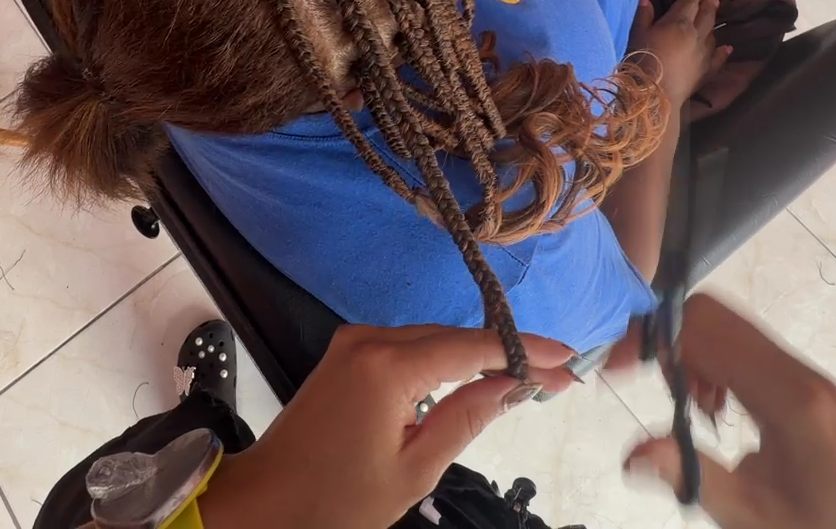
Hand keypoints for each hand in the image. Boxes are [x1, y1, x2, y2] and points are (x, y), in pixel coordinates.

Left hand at [198, 325, 577, 528]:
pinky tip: (470, 376)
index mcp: (387, 365)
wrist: (266, 497)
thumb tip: (512, 385)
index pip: (469, 347)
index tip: (569, 359)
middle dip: (505, 353)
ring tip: (526, 377)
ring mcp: (353, 340)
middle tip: (559, 376)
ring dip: (475, 355)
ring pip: (429, 338)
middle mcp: (369, 337)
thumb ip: (465, 418)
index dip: (523, 350)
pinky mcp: (346, 350)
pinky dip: (441, 359)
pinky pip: (405, 346)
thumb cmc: (338, 498)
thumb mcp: (414, 468)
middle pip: (451, 336)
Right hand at [621, 295, 835, 528]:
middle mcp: (800, 374)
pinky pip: (742, 347)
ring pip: (725, 326)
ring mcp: (805, 376)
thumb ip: (689, 474)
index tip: (616, 364)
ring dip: (689, 350)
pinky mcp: (803, 386)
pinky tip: (711, 404)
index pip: (705, 331)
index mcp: (790, 398)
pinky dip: (710, 360)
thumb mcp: (751, 516)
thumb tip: (630, 452)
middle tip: (655, 381)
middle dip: (669, 338)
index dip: (652, 340)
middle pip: (713, 314)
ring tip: (686, 401)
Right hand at [631, 0, 726, 105]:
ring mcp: (704, 53)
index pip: (689, 4)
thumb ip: (644, 16)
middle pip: (706, 16)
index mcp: (678, 23)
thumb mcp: (637, 34)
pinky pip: (718, 58)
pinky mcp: (706, 70)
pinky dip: (723, 51)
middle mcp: (696, 35)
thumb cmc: (642, 58)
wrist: (656, 91)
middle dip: (709, 6)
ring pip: (712, 34)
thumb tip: (647, 0)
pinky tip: (728, 48)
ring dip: (712, 25)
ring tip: (713, 20)